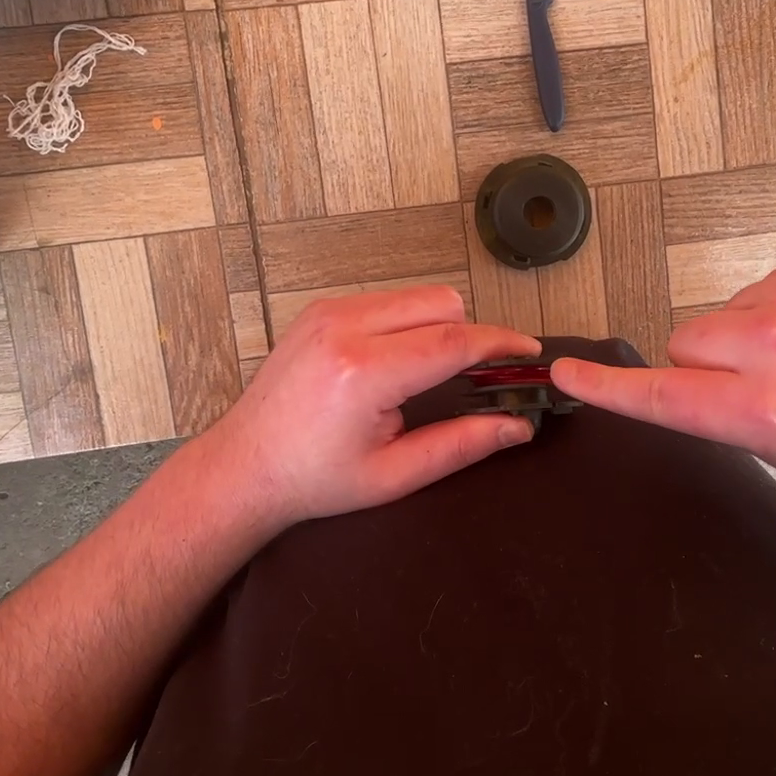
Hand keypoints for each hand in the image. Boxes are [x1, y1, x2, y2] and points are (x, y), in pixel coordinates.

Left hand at [195, 285, 540, 527]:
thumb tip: (518, 427)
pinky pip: (390, 299)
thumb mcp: (394, 474)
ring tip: (432, 374)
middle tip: (478, 378)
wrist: (244, 466)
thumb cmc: (315, 479)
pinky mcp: (322, 309)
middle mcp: (346, 328)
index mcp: (363, 373)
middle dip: (471, 335)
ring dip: (441, 326)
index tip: (531, 353)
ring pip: (418, 296)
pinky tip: (400, 361)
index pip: (454, 341)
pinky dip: (411, 322)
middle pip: (442, 303)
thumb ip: (462, 445)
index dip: (501, 344)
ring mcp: (329, 311)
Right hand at [549, 251, 775, 508]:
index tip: (565, 371)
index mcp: (766, 410)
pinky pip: (769, 286)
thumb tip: (710, 388)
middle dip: (703, 364)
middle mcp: (771, 343)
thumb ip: (744, 422)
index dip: (607, 386)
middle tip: (762, 388)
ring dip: (748, 335)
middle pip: (684, 339)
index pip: (660, 395)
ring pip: (727, 311)